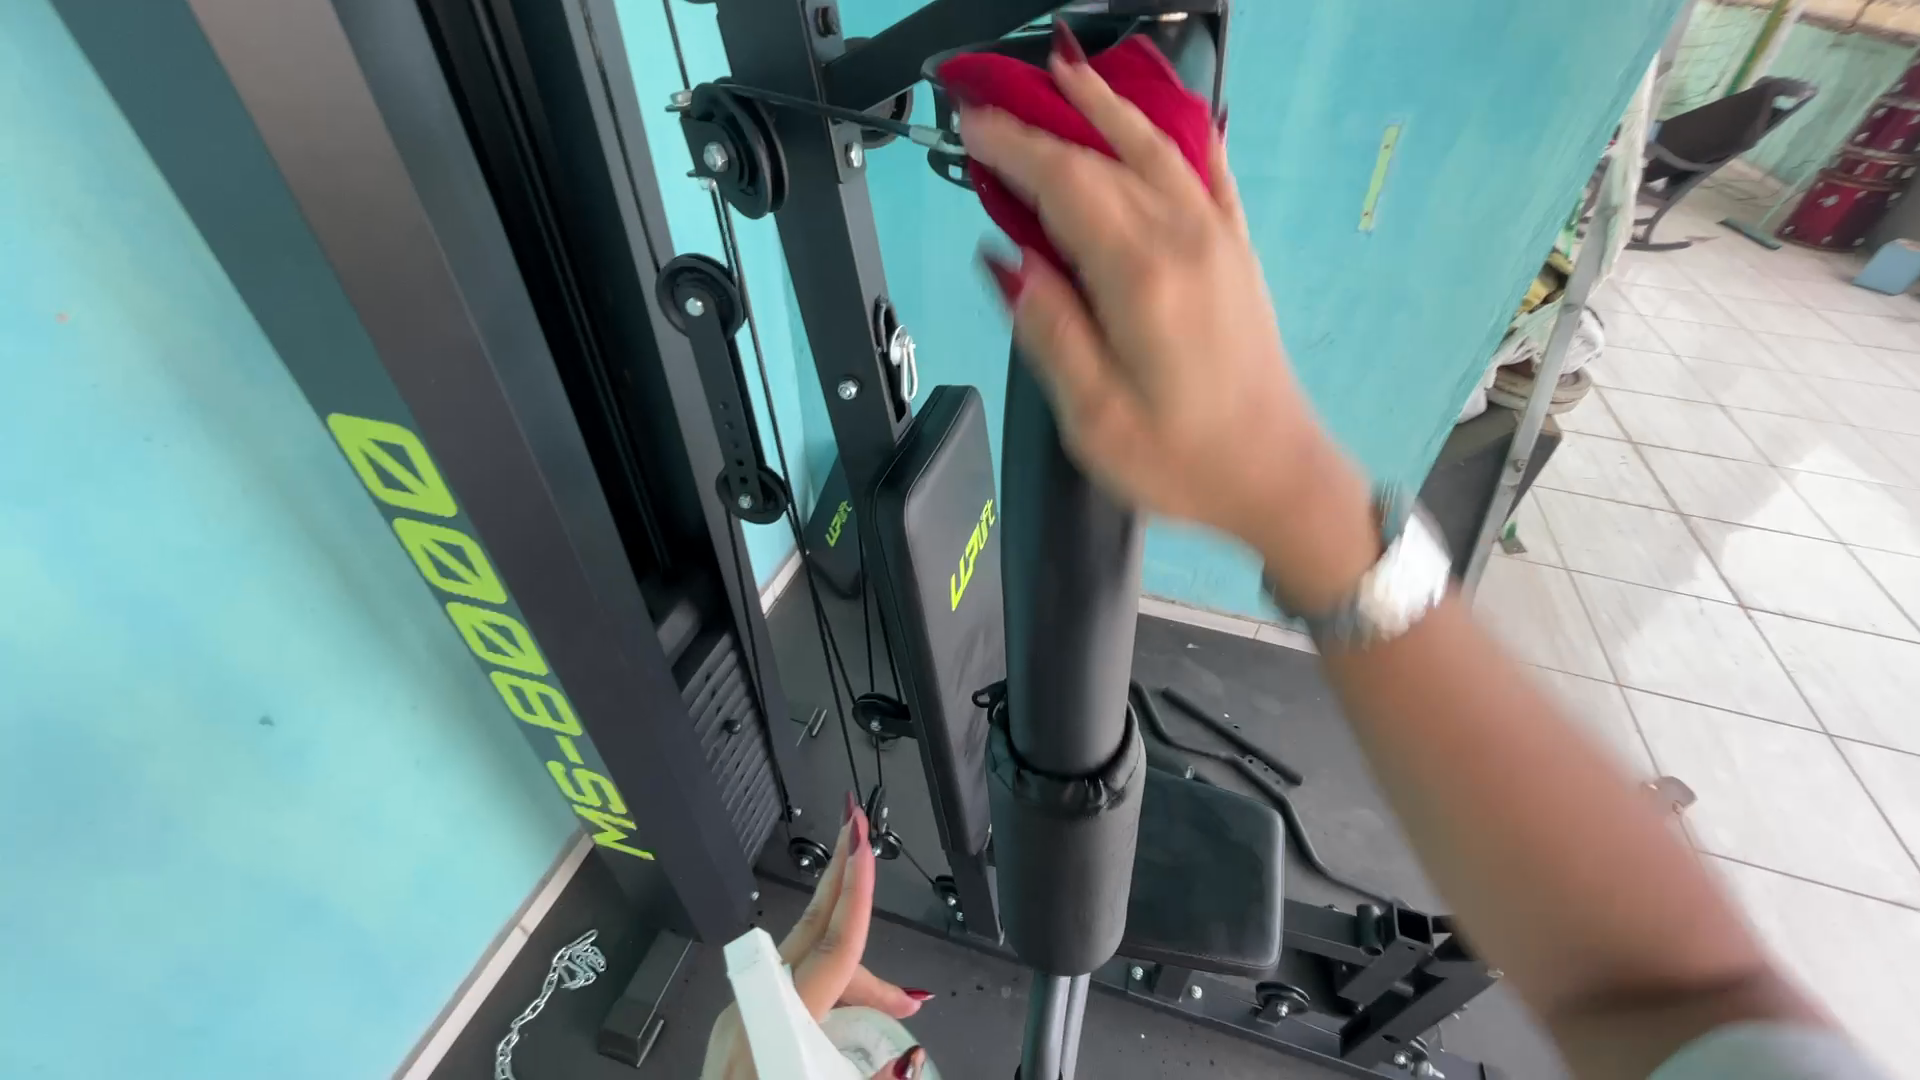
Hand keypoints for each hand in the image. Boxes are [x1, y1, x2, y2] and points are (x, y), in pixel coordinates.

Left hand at [700, 798, 930, 1079]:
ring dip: (856, 959)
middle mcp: (753, 1010)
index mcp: (773, 1030)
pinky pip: (798, 982)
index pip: (832, 948)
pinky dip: (835, 985)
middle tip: (859, 823)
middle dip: (842, 873)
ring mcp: (743, 1014)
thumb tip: (911, 1051)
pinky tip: (861, 1009)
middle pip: (814, 929)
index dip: (856, 893)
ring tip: (903, 999)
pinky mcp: (742, 1025)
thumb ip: (876, 1079)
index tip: (864, 844)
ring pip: (812, 960)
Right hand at [961, 40, 1377, 610]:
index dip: (1012, 147)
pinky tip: (1161, 116)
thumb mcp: (1094, 419)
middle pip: (1104, 155)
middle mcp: (1184, 239)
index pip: (1065, 184)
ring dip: (1105, 104)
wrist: (1275, 475)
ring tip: (1065, 71)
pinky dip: (1176, 133)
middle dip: (1043, 121)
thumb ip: (1050, 332)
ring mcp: (1218, 239)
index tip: (970, 125)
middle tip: (993, 100)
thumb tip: (1008, 262)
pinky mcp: (1238, 252)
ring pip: (1155, 146)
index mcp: (1140, 279)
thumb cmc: (1180, 461)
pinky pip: (1207, 170)